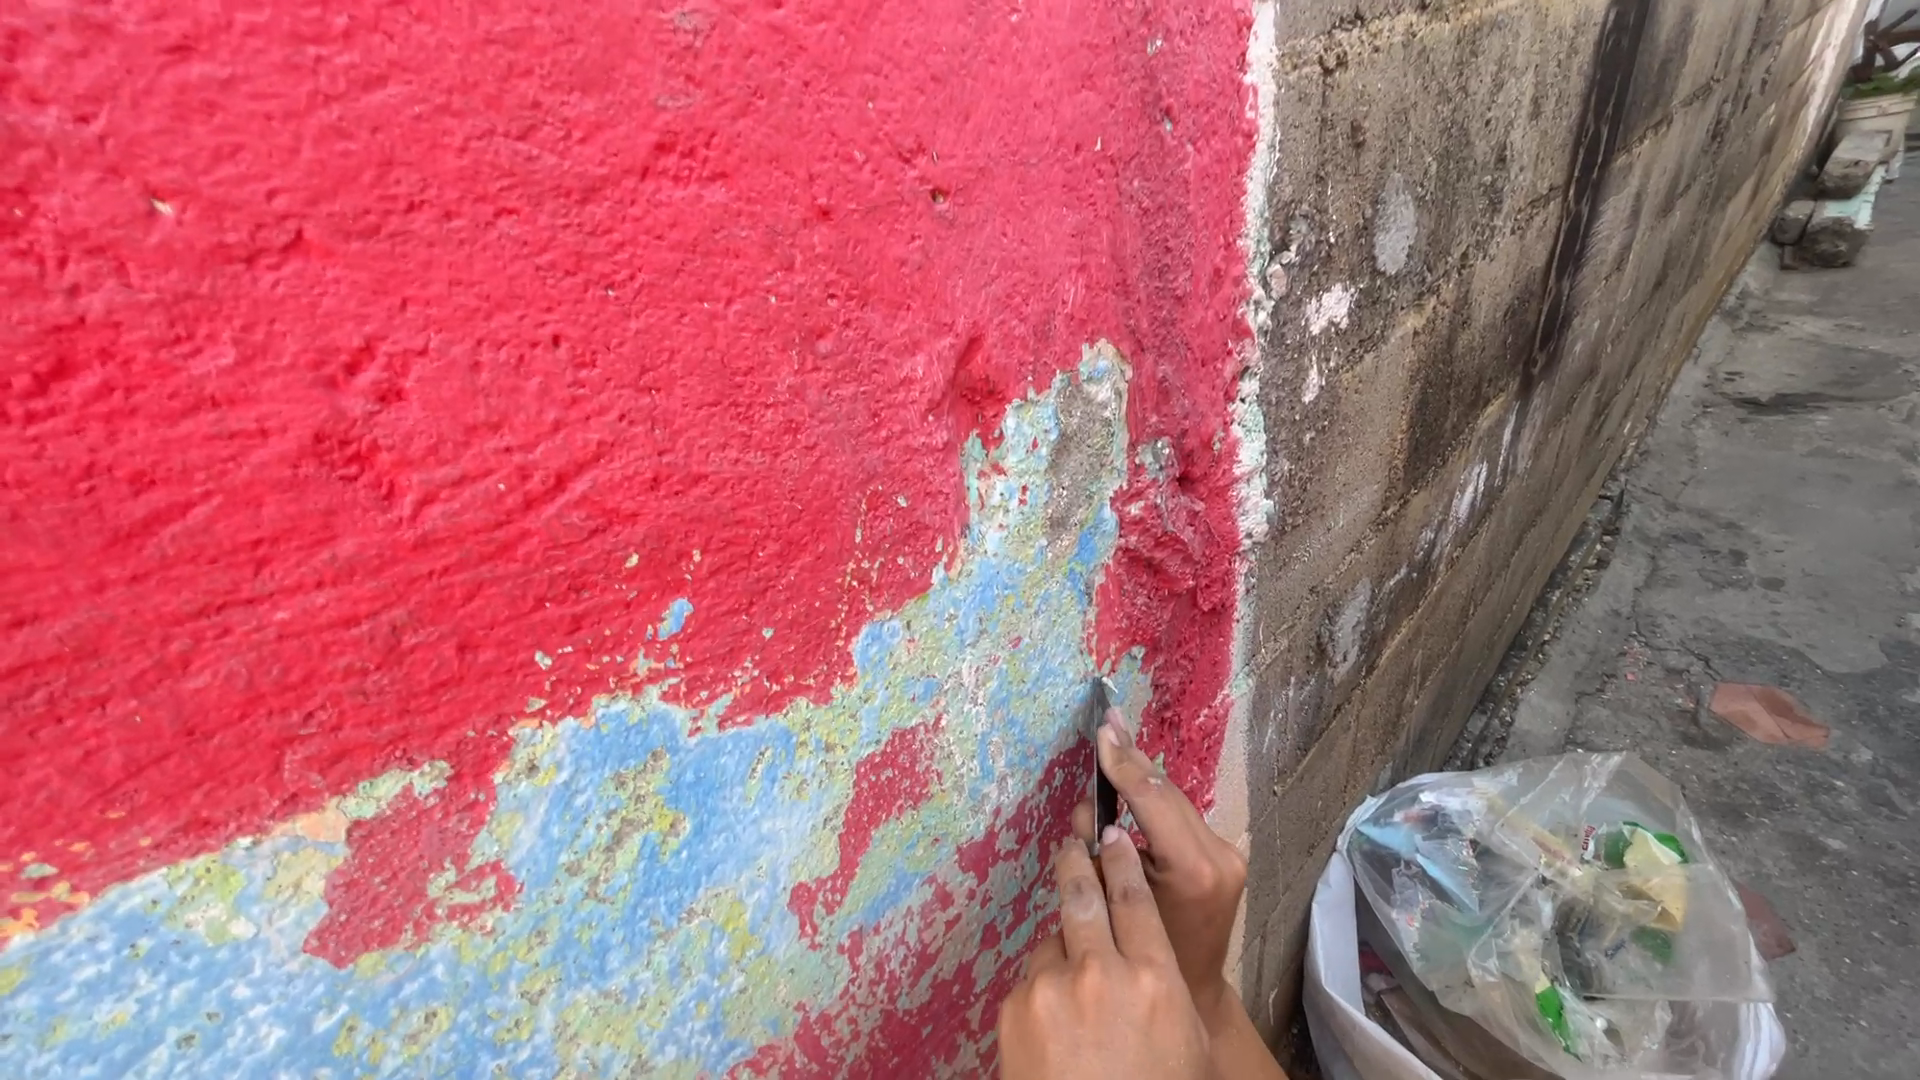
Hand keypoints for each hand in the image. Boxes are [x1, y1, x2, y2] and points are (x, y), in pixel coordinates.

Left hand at [996, 829, 1215, 1079]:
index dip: (1121, 860)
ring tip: (1071, 991)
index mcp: (1154, 979)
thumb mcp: (1185, 1047)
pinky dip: (1041, 992)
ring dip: (1060, 952)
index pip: (1135, 897)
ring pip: (1052, 942)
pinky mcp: (1016, 1005)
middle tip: (1072, 843)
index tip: (1112, 836)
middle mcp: (1102, 970)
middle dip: (1076, 861)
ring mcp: (1053, 985)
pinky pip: (1031, 981)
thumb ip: (1161, 987)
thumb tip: (1138, 949)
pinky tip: (1052, 1029)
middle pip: (1083, 893)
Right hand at [1074, 708, 1249, 1013]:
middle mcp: (1219, 854)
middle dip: (1131, 757)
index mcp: (1192, 869)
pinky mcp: (1228, 854)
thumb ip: (1098, 850)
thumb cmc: (1142, 952)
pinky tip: (1135, 772)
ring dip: (1142, 772)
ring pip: (1175, 797)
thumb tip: (1090, 807)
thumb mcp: (1112, 897)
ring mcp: (1229, 853)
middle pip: (1166, 790)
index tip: (1102, 733)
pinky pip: (1181, 813)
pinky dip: (1154, 794)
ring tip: (1116, 738)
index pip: (1151, 799)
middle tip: (1108, 720)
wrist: (1194, 988)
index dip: (1122, 763)